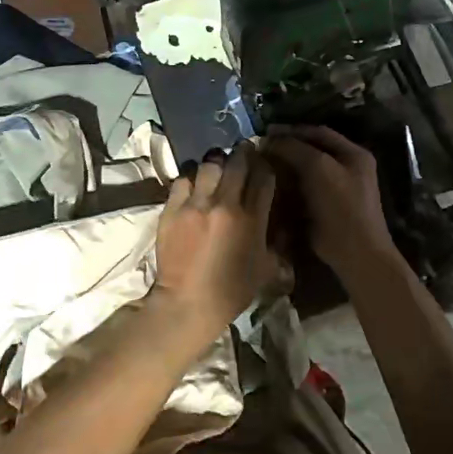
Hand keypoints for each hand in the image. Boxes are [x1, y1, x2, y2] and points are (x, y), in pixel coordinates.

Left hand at [149, 143, 277, 341]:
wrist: (188, 300)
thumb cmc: (231, 289)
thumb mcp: (266, 267)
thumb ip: (275, 239)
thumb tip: (280, 221)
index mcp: (251, 218)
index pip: (263, 177)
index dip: (265, 165)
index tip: (263, 163)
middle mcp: (224, 204)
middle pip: (237, 163)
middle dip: (243, 154)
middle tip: (243, 152)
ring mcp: (195, 204)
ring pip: (208, 165)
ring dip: (216, 162)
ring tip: (217, 165)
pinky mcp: (172, 207)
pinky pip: (183, 179)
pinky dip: (191, 176)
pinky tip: (194, 182)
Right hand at [263, 126, 395, 268]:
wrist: (355, 251)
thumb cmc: (341, 205)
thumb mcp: (319, 168)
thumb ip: (294, 148)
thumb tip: (267, 140)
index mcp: (353, 154)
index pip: (318, 132)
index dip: (291, 130)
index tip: (265, 132)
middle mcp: (346, 168)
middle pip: (311, 150)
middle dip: (285, 148)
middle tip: (259, 149)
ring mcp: (336, 189)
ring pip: (304, 170)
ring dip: (283, 167)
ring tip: (260, 165)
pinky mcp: (324, 207)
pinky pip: (302, 189)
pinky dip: (285, 185)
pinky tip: (269, 185)